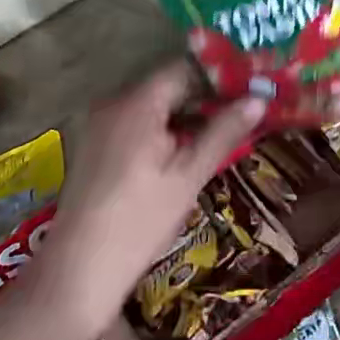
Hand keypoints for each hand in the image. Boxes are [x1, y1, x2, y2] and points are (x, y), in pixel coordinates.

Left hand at [32, 64, 264, 338]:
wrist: (80, 271)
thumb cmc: (140, 221)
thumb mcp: (189, 175)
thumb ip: (223, 132)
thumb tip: (259, 98)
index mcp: (137, 102)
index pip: (185, 68)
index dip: (220, 74)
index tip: (252, 85)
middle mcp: (114, 102)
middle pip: (168, 85)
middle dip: (206, 95)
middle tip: (245, 108)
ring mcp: (100, 123)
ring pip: (154, 105)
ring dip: (187, 113)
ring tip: (225, 129)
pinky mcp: (95, 145)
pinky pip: (137, 122)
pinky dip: (164, 128)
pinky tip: (187, 149)